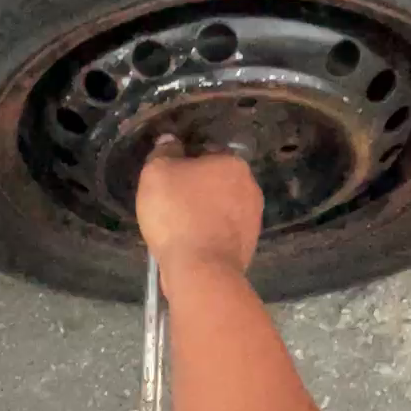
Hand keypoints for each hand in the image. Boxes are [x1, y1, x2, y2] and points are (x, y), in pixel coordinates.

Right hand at [135, 137, 262, 274]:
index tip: (166, 178)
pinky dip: (207, 234)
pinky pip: (221, 232)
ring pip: (219, 207)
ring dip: (202, 212)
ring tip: (177, 225)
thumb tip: (171, 141)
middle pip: (215, 180)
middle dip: (195, 189)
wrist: (200, 270)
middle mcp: (250, 187)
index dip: (183, 162)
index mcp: (233, 163)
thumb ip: (164, 151)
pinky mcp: (248, 246)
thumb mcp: (157, 172)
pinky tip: (189, 243)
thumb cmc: (178, 213)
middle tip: (169, 202)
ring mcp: (253, 219)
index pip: (206, 152)